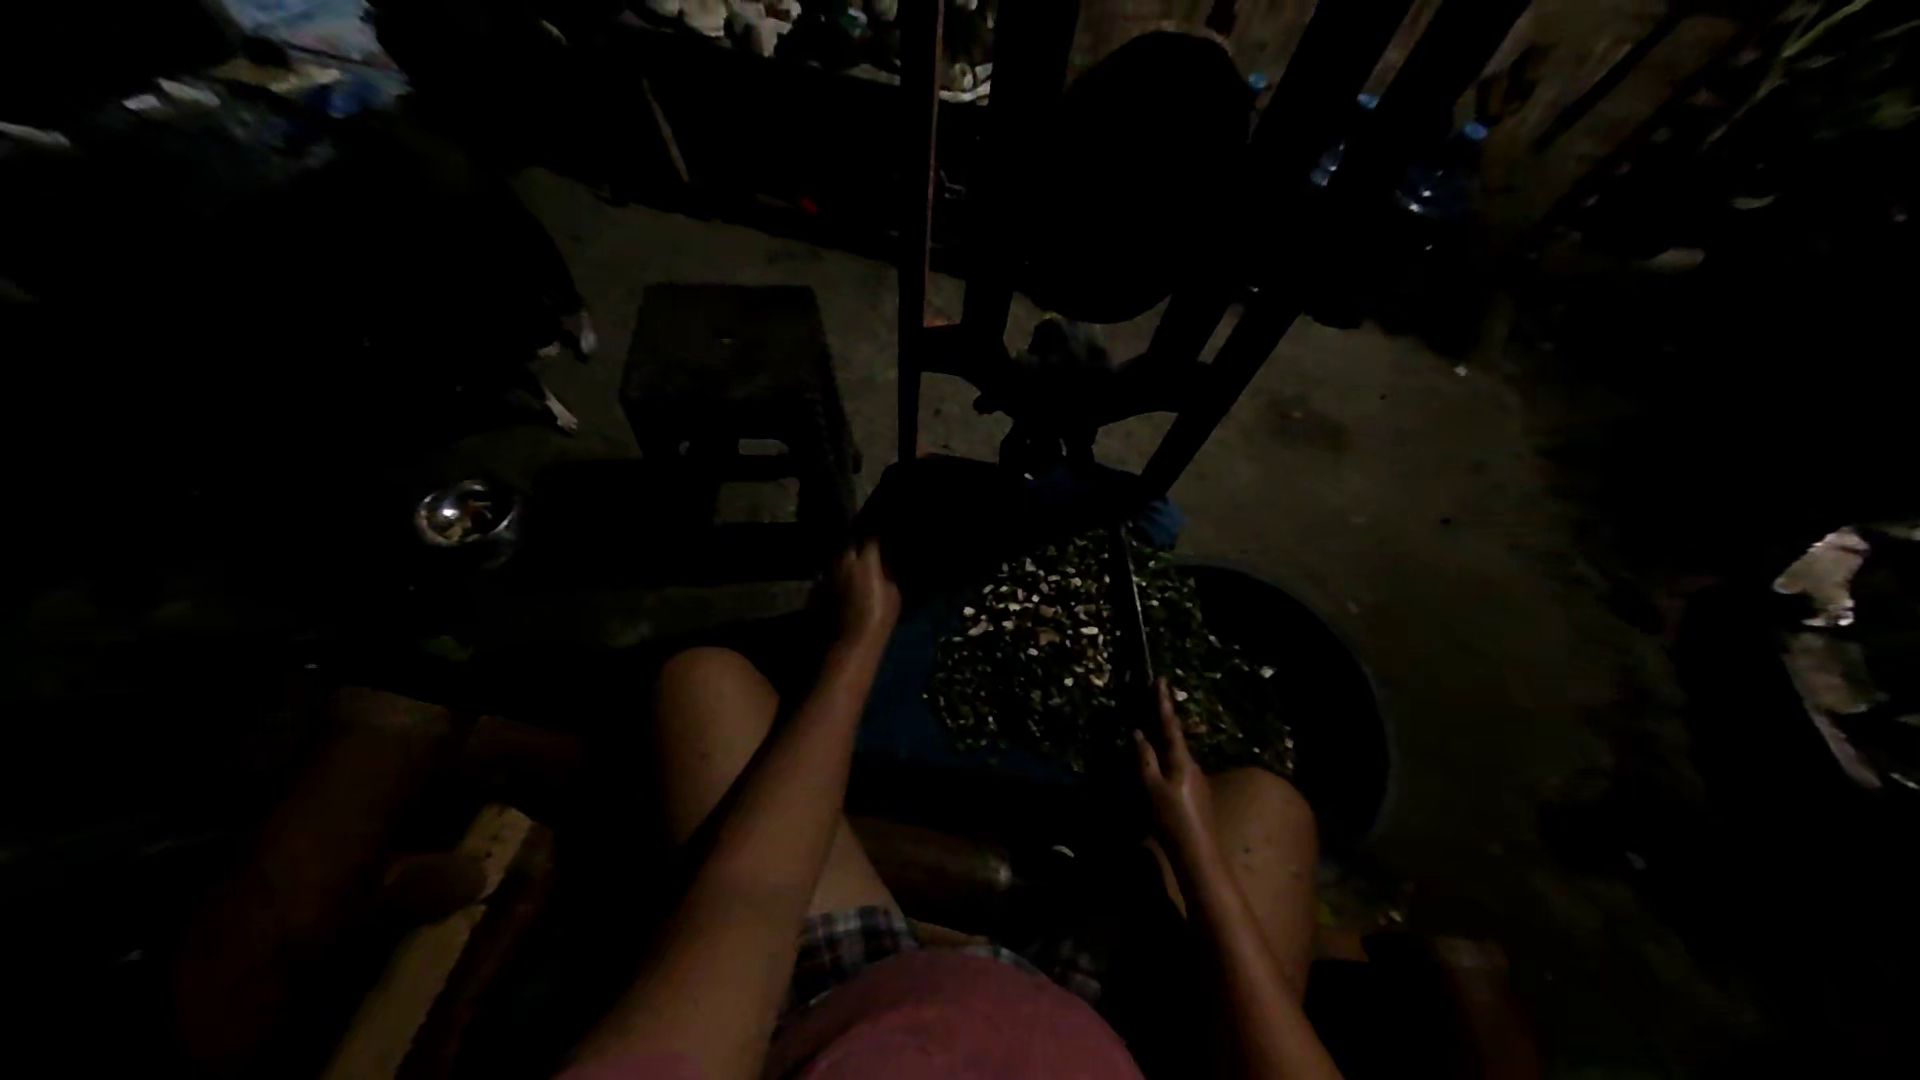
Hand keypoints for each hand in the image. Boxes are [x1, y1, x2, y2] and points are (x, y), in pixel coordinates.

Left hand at [833, 538, 900, 646]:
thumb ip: (888, 571)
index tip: (881, 534)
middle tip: (867, 544)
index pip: (870, 537)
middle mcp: (846, 561)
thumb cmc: (881, 614)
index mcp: (866, 561)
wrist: (855, 637)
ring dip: (848, 554)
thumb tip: (886, 561)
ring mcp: (833, 572)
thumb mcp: (894, 591)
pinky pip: (833, 569)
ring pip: (840, 555)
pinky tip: (846, 574)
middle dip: (859, 541)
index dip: (876, 534)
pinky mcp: (824, 585)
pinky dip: (840, 568)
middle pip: (851, 542)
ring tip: (857, 558)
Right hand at [1133, 678, 1218, 864]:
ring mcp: (1196, 779)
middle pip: (1175, 736)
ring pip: (1176, 752)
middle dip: (1164, 717)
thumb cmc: (1172, 819)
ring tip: (1150, 728)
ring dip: (1163, 739)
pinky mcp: (1195, 793)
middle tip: (1154, 697)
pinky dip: (1165, 757)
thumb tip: (1138, 733)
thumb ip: (1144, 759)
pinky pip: (1177, 766)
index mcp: (1181, 759)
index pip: (1169, 724)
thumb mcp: (1152, 788)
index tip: (1160, 680)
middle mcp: (1192, 764)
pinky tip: (1157, 765)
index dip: (1163, 702)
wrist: (1199, 854)